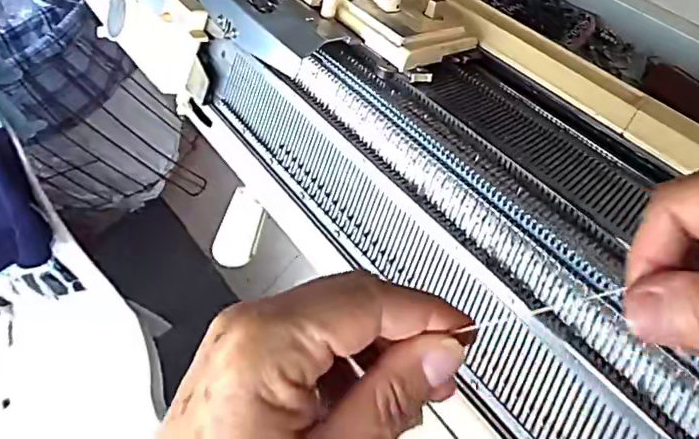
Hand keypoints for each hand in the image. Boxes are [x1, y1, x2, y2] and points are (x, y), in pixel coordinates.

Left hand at [161, 272, 469, 438]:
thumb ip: (390, 399)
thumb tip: (441, 351)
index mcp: (265, 341)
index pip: (372, 298)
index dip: (428, 313)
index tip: (463, 332)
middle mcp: (245, 328)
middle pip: (355, 299)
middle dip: (406, 330)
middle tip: (445, 364)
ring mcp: (236, 343)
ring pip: (335, 317)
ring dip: (378, 347)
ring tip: (410, 391)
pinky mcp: (235, 363)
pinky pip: (308, 340)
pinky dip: (344, 362)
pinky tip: (366, 399)